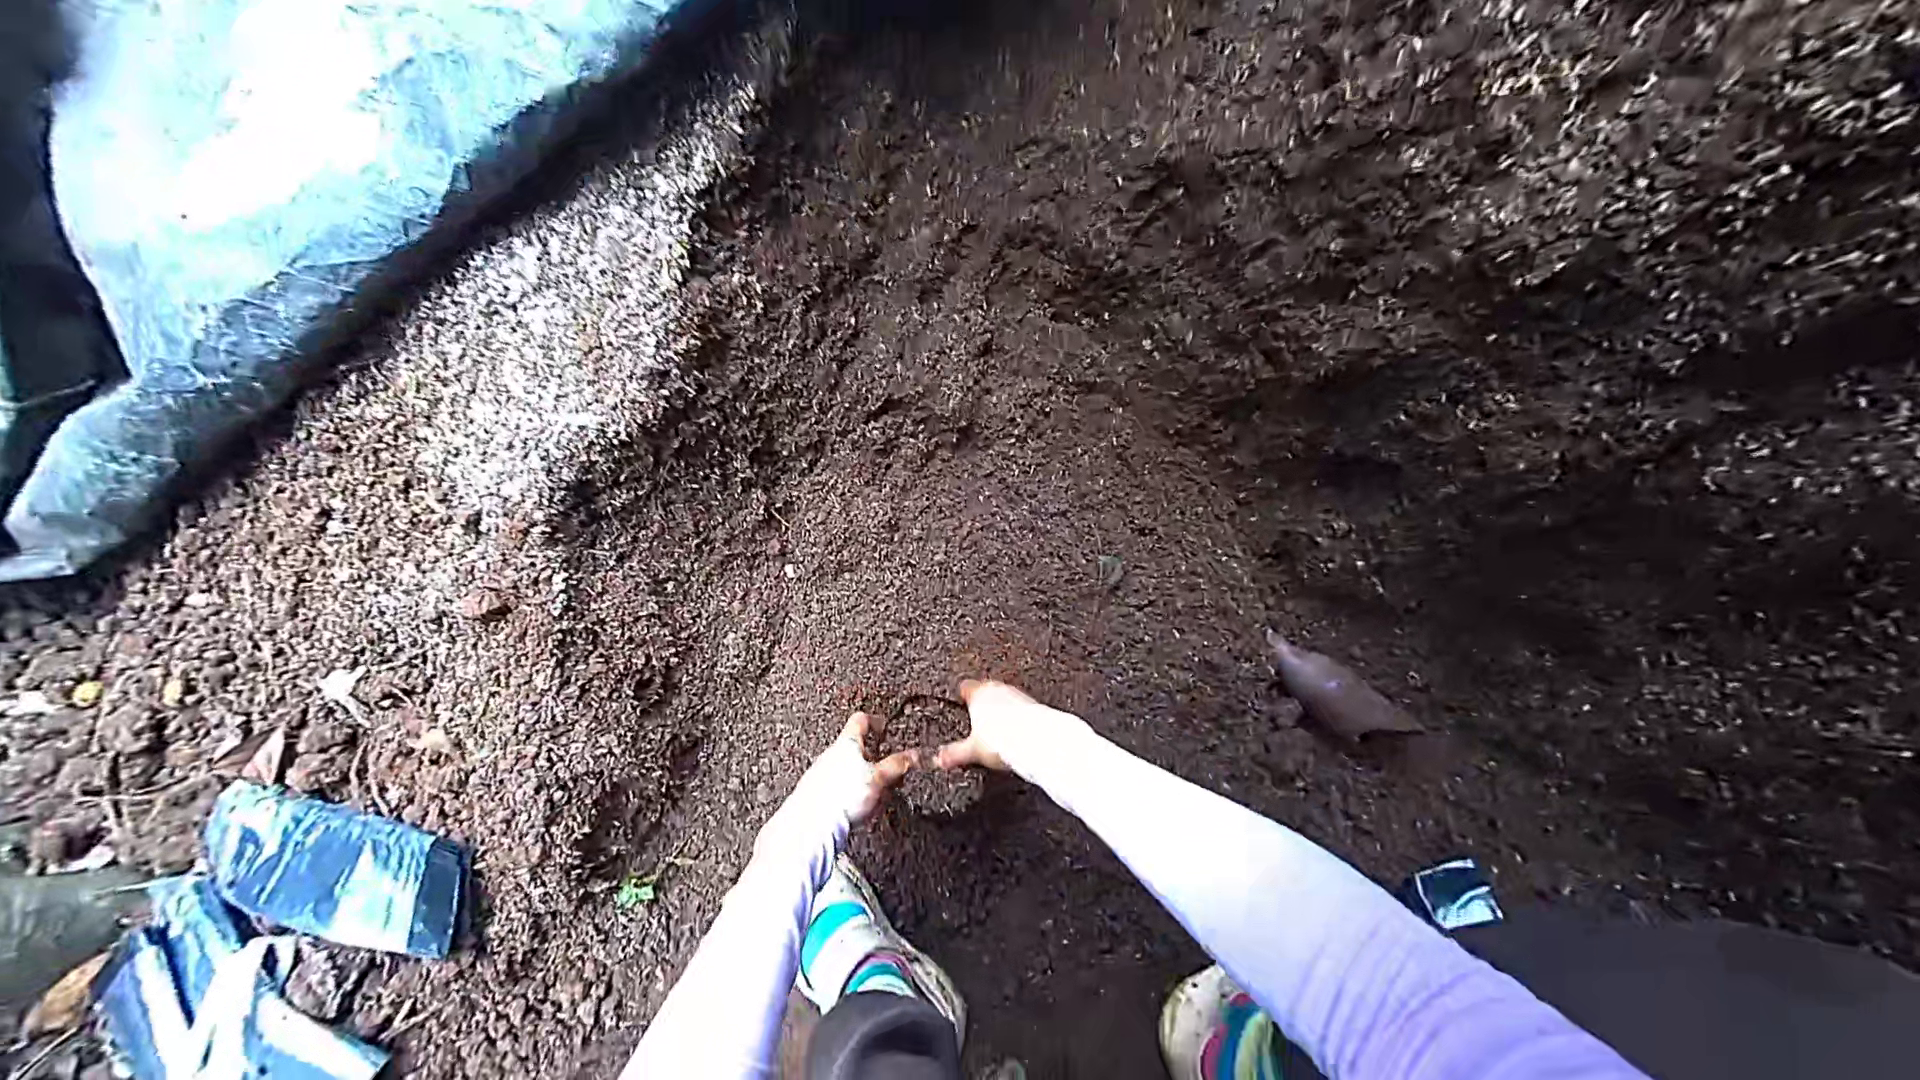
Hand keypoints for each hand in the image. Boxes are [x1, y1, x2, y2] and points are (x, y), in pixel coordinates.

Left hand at [792, 711, 918, 823]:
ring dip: (866, 782)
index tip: (885, 729)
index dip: (876, 722)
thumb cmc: (840, 797)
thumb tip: (915, 755)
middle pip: (859, 749)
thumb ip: (898, 764)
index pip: (861, 719)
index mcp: (846, 742)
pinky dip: (853, 796)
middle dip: (876, 763)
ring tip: (873, 800)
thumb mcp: (879, 778)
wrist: (811, 826)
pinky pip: (841, 789)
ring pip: (852, 772)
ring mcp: (823, 773)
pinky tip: (858, 810)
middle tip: (888, 777)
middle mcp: (832, 753)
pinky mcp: (819, 793)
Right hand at [936, 679, 1089, 774]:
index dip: (963, 693)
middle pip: (987, 690)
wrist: (1035, 739)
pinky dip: (1018, 715)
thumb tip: (940, 758)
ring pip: (1006, 698)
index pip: (967, 687)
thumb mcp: (972, 751)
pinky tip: (1018, 729)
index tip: (961, 697)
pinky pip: (1022, 707)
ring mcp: (1018, 696)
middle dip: (984, 701)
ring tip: (1000, 724)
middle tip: (980, 714)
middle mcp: (999, 690)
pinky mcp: (1034, 705)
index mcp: (979, 694)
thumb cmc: (1003, 739)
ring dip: (1003, 707)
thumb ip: (954, 753)